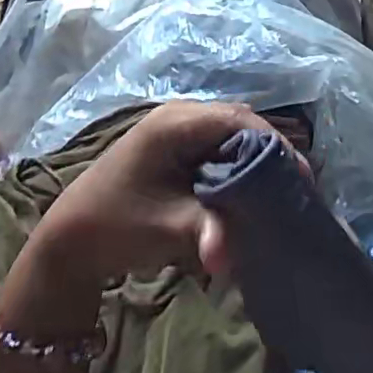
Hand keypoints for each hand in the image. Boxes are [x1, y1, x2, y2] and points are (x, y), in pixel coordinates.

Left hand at [31, 101, 274, 282]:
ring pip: (229, 135)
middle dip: (269, 152)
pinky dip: (237, 166)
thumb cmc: (115, 224)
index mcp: (175, 123)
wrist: (72, 236)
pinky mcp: (175, 150)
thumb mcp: (165, 227)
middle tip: (298, 188)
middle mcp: (178, 117)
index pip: (238, 119)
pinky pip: (216, 148)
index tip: (301, 179)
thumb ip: (207, 231)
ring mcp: (175, 131)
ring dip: (254, 159)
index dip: (273, 144)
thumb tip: (236, 255)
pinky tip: (251, 193)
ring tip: (282, 192)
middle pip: (238, 123)